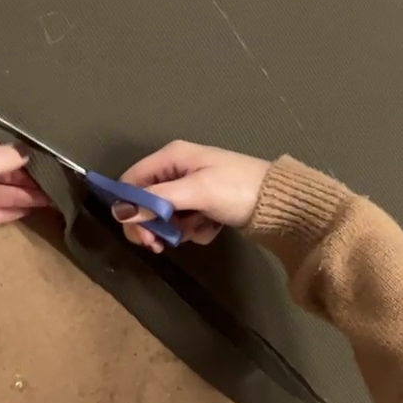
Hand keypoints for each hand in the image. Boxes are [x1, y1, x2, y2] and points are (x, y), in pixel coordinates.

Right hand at [114, 140, 270, 250]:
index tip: (139, 232)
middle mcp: (177, 169)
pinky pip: (185, 221)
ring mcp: (191, 188)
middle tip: (160, 246)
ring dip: (177, 229)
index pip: (132, 180)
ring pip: (165, 215)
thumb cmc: (237, 189)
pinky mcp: (203, 204)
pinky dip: (194, 229)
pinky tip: (211, 228)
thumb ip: (157, 201)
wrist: (282, 204)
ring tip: (197, 230)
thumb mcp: (197, 192)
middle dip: (152, 224)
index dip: (128, 205)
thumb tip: (120, 212)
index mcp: (172, 157)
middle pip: (145, 201)